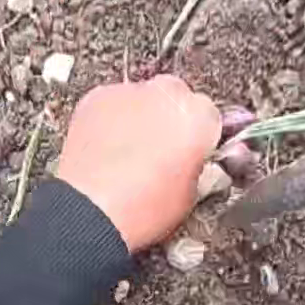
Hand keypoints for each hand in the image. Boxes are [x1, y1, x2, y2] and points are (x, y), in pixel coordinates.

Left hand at [56, 75, 221, 250]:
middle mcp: (166, 95)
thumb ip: (199, 170)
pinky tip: (109, 151)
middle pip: (177, 98)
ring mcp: (129, 93)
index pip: (211, 117)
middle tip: (161, 156)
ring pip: (143, 99)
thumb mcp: (188, 199)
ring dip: (141, 120)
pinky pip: (113, 104)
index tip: (192, 155)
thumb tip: (197, 166)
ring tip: (130, 158)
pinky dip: (113, 121)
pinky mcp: (97, 97)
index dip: (201, 139)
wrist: (93, 211)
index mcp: (198, 118)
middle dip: (171, 122)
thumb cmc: (142, 209)